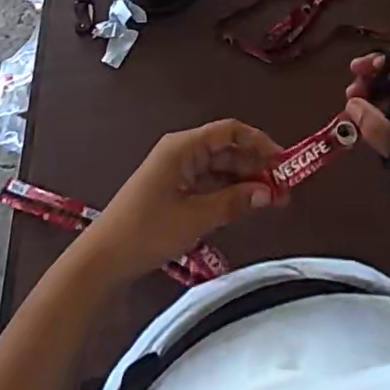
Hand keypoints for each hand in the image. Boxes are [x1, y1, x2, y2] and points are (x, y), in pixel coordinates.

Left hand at [75, 119, 285, 283]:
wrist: (105, 257)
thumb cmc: (148, 230)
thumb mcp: (196, 217)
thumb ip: (234, 202)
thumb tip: (268, 192)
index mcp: (183, 147)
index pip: (229, 131)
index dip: (259, 142)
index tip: (284, 161)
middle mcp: (181, 151)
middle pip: (226, 149)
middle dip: (256, 166)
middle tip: (285, 189)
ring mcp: (177, 170)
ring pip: (219, 167)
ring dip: (245, 181)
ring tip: (273, 201)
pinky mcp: (174, 188)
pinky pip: (209, 182)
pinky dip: (229, 191)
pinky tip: (247, 205)